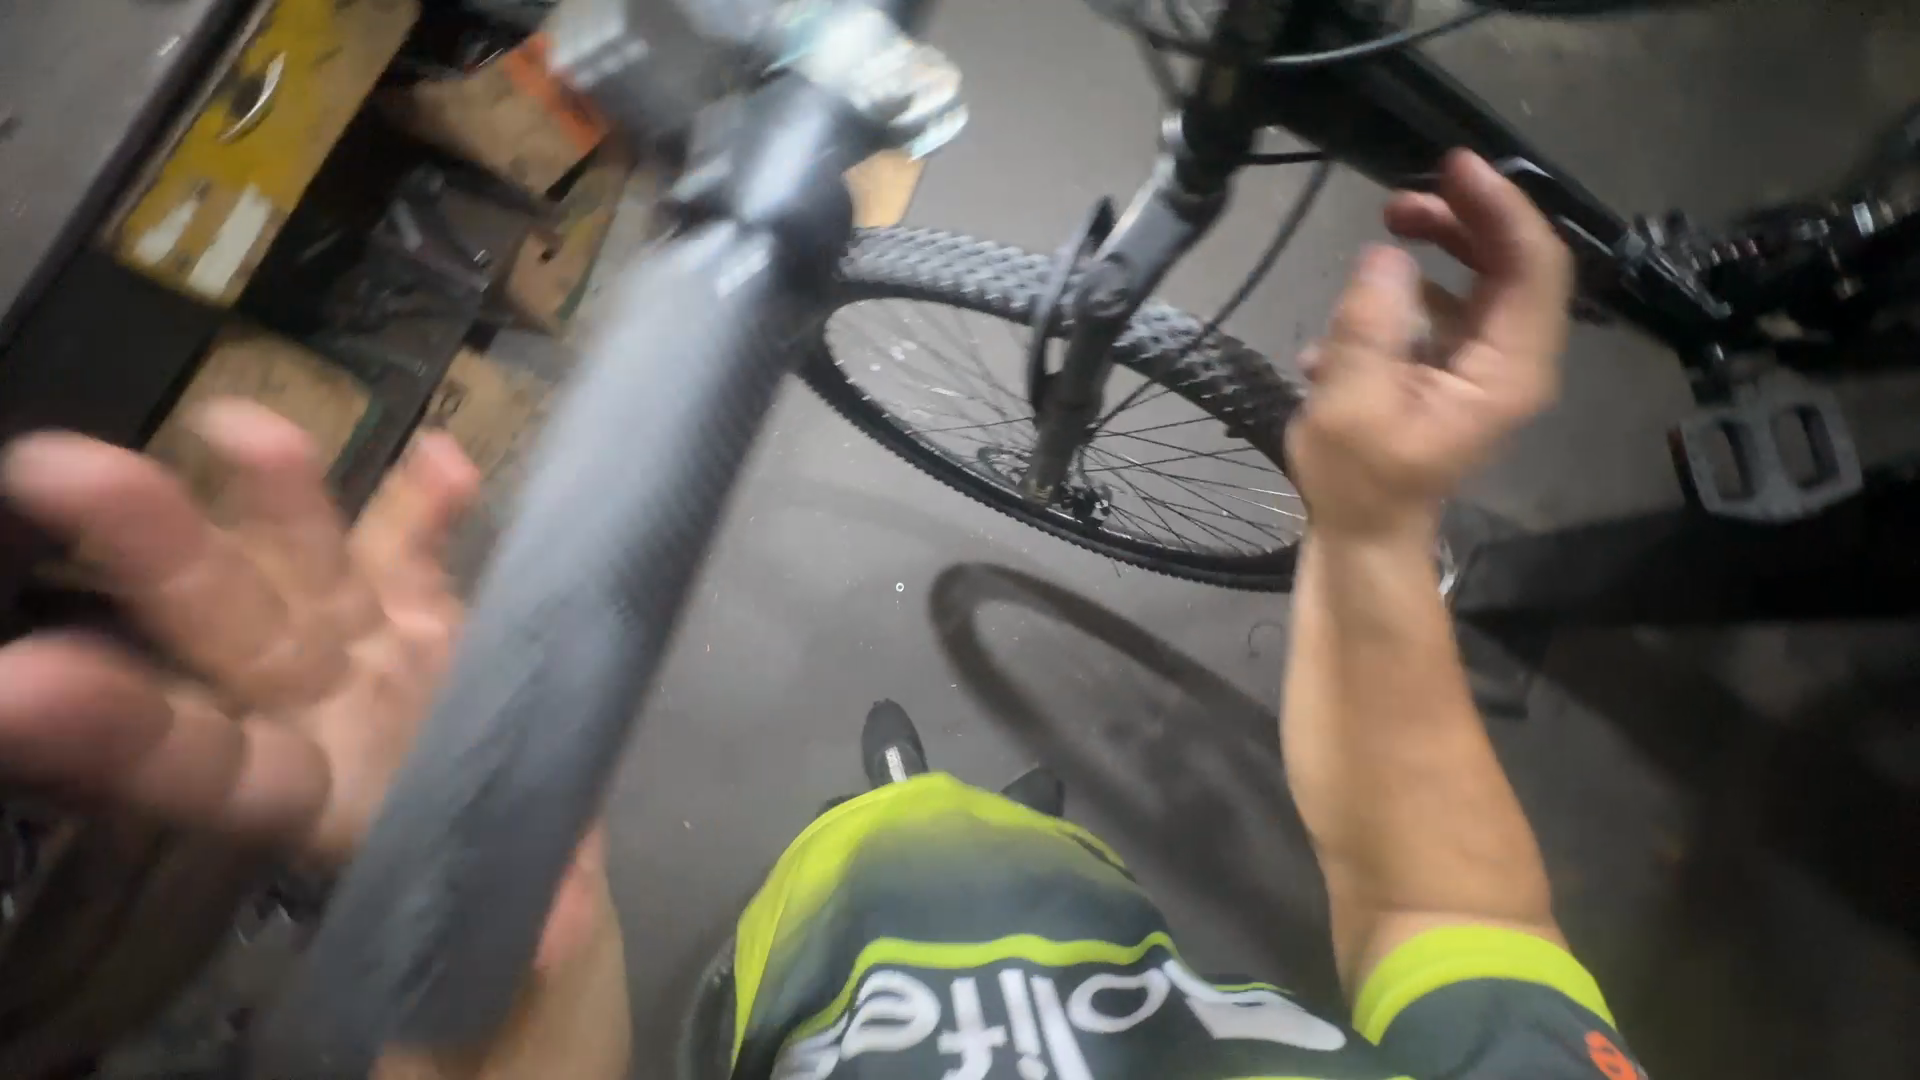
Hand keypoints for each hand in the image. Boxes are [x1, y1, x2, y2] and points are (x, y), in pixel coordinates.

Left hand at [0, 402, 601, 968]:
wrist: (514, 791)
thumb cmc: (488, 853)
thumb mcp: (514, 890)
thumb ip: (522, 911)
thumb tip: (541, 948)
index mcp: (313, 786)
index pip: (207, 764)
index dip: (129, 730)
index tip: (26, 684)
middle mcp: (315, 698)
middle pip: (229, 627)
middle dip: (160, 556)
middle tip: (56, 468)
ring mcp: (369, 639)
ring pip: (309, 562)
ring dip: (281, 499)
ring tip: (246, 426)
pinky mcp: (428, 602)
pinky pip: (420, 544)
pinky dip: (428, 505)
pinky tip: (446, 462)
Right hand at [1285, 150, 1572, 539]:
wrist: (1361, 534)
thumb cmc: (1359, 481)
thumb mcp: (1351, 405)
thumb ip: (1368, 328)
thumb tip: (1382, 259)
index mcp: (1508, 369)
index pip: (1533, 265)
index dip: (1499, 207)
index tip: (1451, 168)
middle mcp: (1508, 361)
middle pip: (1509, 266)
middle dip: (1459, 223)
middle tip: (1396, 203)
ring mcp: (1478, 368)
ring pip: (1474, 287)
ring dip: (1430, 255)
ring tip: (1375, 240)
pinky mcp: (1446, 376)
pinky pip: (1439, 318)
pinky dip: (1399, 305)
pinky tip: (1343, 329)